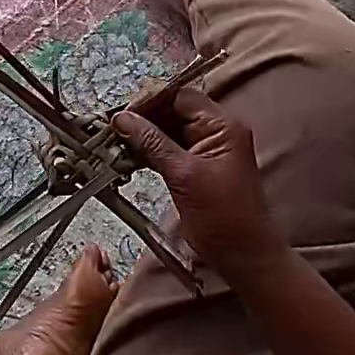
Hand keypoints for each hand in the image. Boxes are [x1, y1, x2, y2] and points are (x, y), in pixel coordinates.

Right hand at [112, 88, 279, 272]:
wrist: (243, 257)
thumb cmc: (222, 217)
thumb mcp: (184, 175)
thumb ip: (152, 142)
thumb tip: (121, 118)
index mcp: (222, 125)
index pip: (179, 97)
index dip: (148, 101)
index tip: (120, 113)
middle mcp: (216, 130)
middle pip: (171, 110)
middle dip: (141, 116)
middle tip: (110, 127)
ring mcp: (205, 148)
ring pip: (166, 129)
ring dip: (140, 134)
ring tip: (113, 140)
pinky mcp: (194, 166)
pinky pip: (166, 147)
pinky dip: (146, 150)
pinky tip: (125, 154)